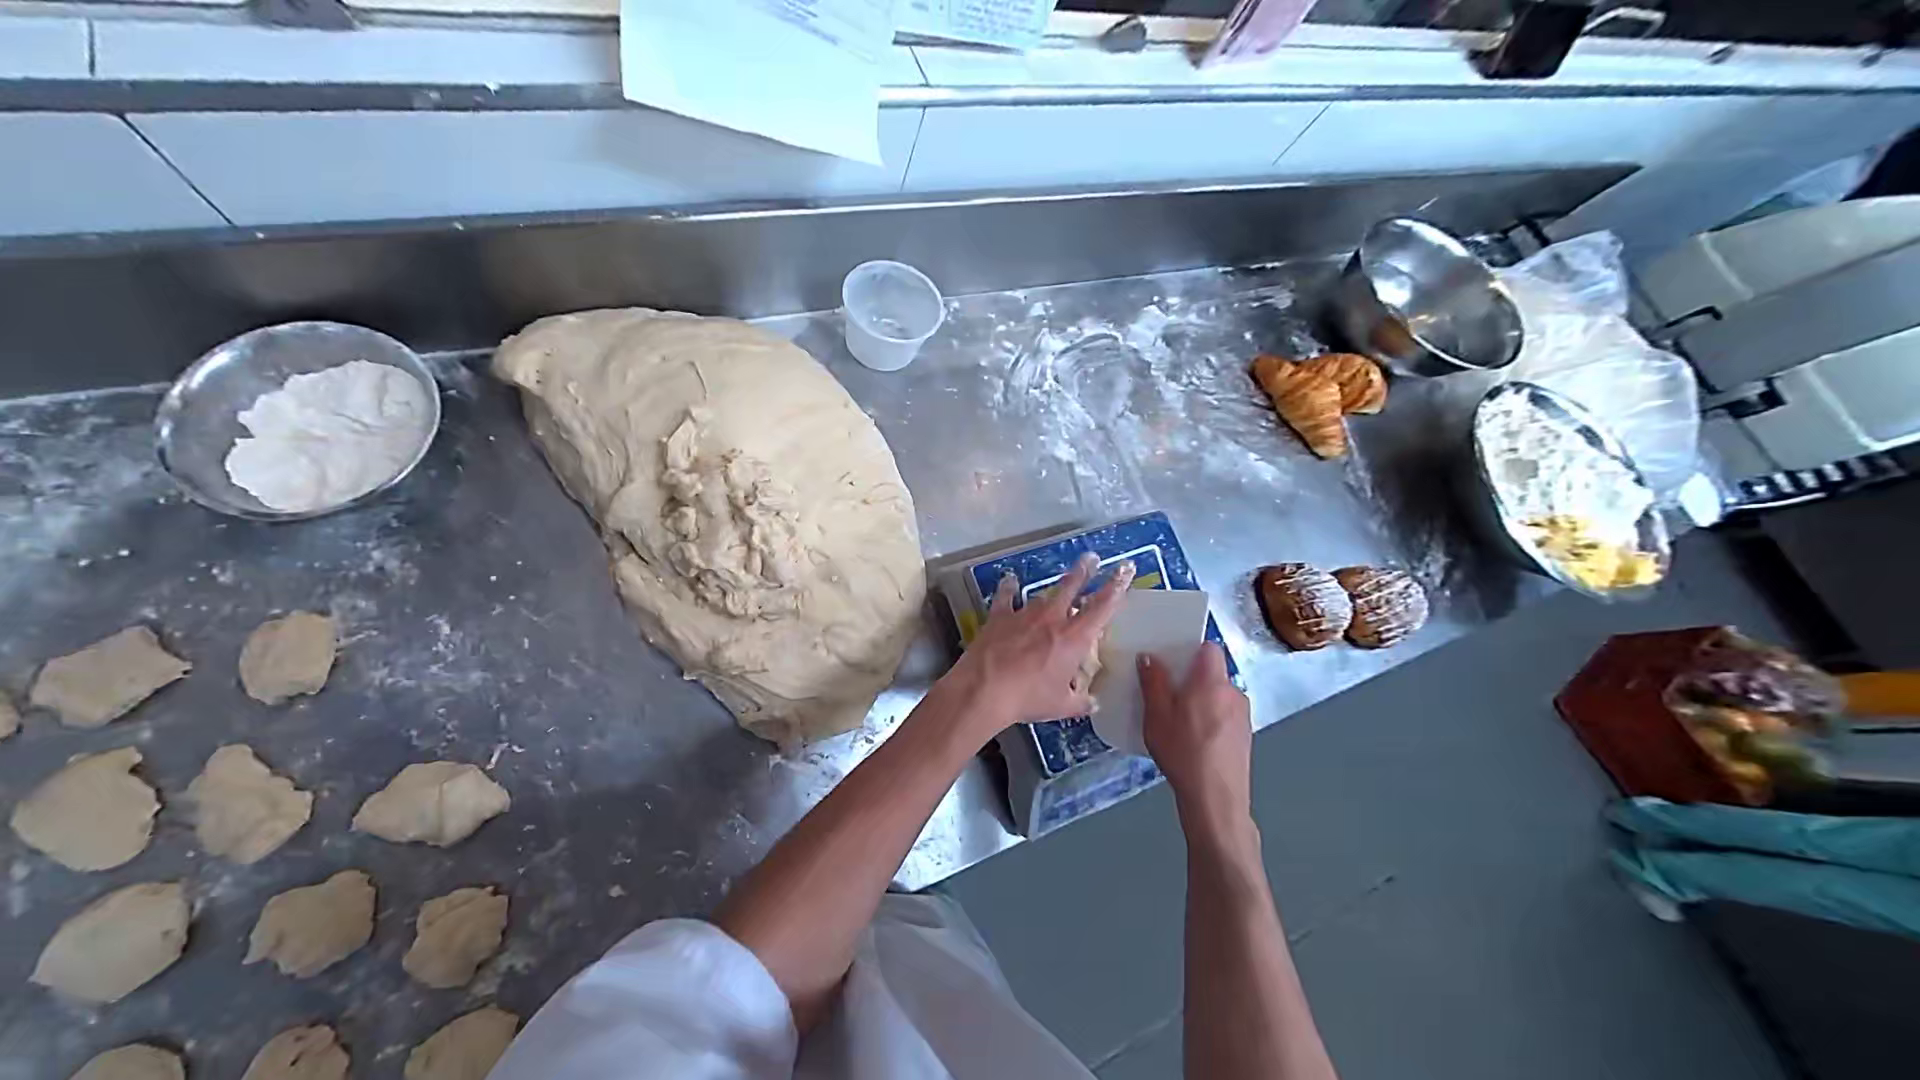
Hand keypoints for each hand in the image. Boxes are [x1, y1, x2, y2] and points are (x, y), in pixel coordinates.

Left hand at [942, 553, 1133, 736]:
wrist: (985, 689)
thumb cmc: (1028, 698)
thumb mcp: (1062, 706)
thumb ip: (1080, 702)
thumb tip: (1092, 702)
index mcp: (1074, 638)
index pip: (1103, 607)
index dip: (1117, 587)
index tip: (1125, 570)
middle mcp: (1052, 619)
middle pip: (1071, 587)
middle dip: (1084, 571)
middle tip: (1091, 557)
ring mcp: (1024, 614)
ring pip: (1042, 595)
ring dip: (1051, 590)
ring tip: (1057, 582)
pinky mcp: (999, 616)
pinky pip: (1006, 597)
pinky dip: (1009, 588)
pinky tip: (1009, 581)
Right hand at [1139, 644, 1252, 827]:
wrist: (1215, 799)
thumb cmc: (1183, 751)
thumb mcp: (1156, 715)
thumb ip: (1153, 682)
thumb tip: (1150, 657)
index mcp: (1212, 681)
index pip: (1209, 648)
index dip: (1190, 649)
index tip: (1171, 661)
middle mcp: (1233, 692)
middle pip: (1212, 673)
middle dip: (1192, 678)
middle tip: (1167, 694)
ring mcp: (1243, 715)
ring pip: (1218, 695)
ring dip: (1202, 700)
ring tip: (1179, 721)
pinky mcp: (1245, 736)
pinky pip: (1225, 714)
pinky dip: (1211, 718)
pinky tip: (1195, 740)